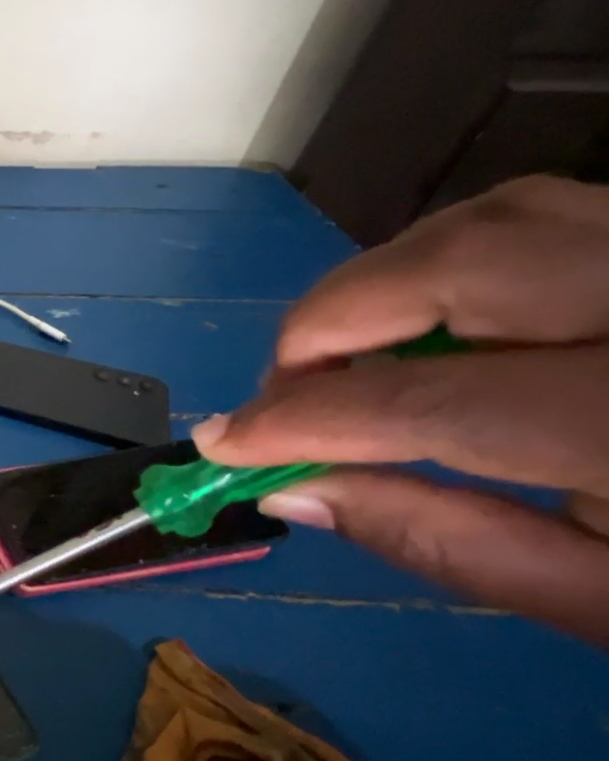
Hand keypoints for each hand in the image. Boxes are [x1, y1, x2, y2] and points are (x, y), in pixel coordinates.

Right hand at [193, 176, 608, 646]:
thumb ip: (448, 543)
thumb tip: (291, 492)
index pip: (431, 402)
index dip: (303, 421)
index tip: (223, 443)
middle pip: (449, 270)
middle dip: (324, 329)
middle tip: (285, 394)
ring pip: (487, 223)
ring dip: (379, 289)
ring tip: (349, 360)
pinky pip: (536, 217)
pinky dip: (448, 265)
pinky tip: (429, 325)